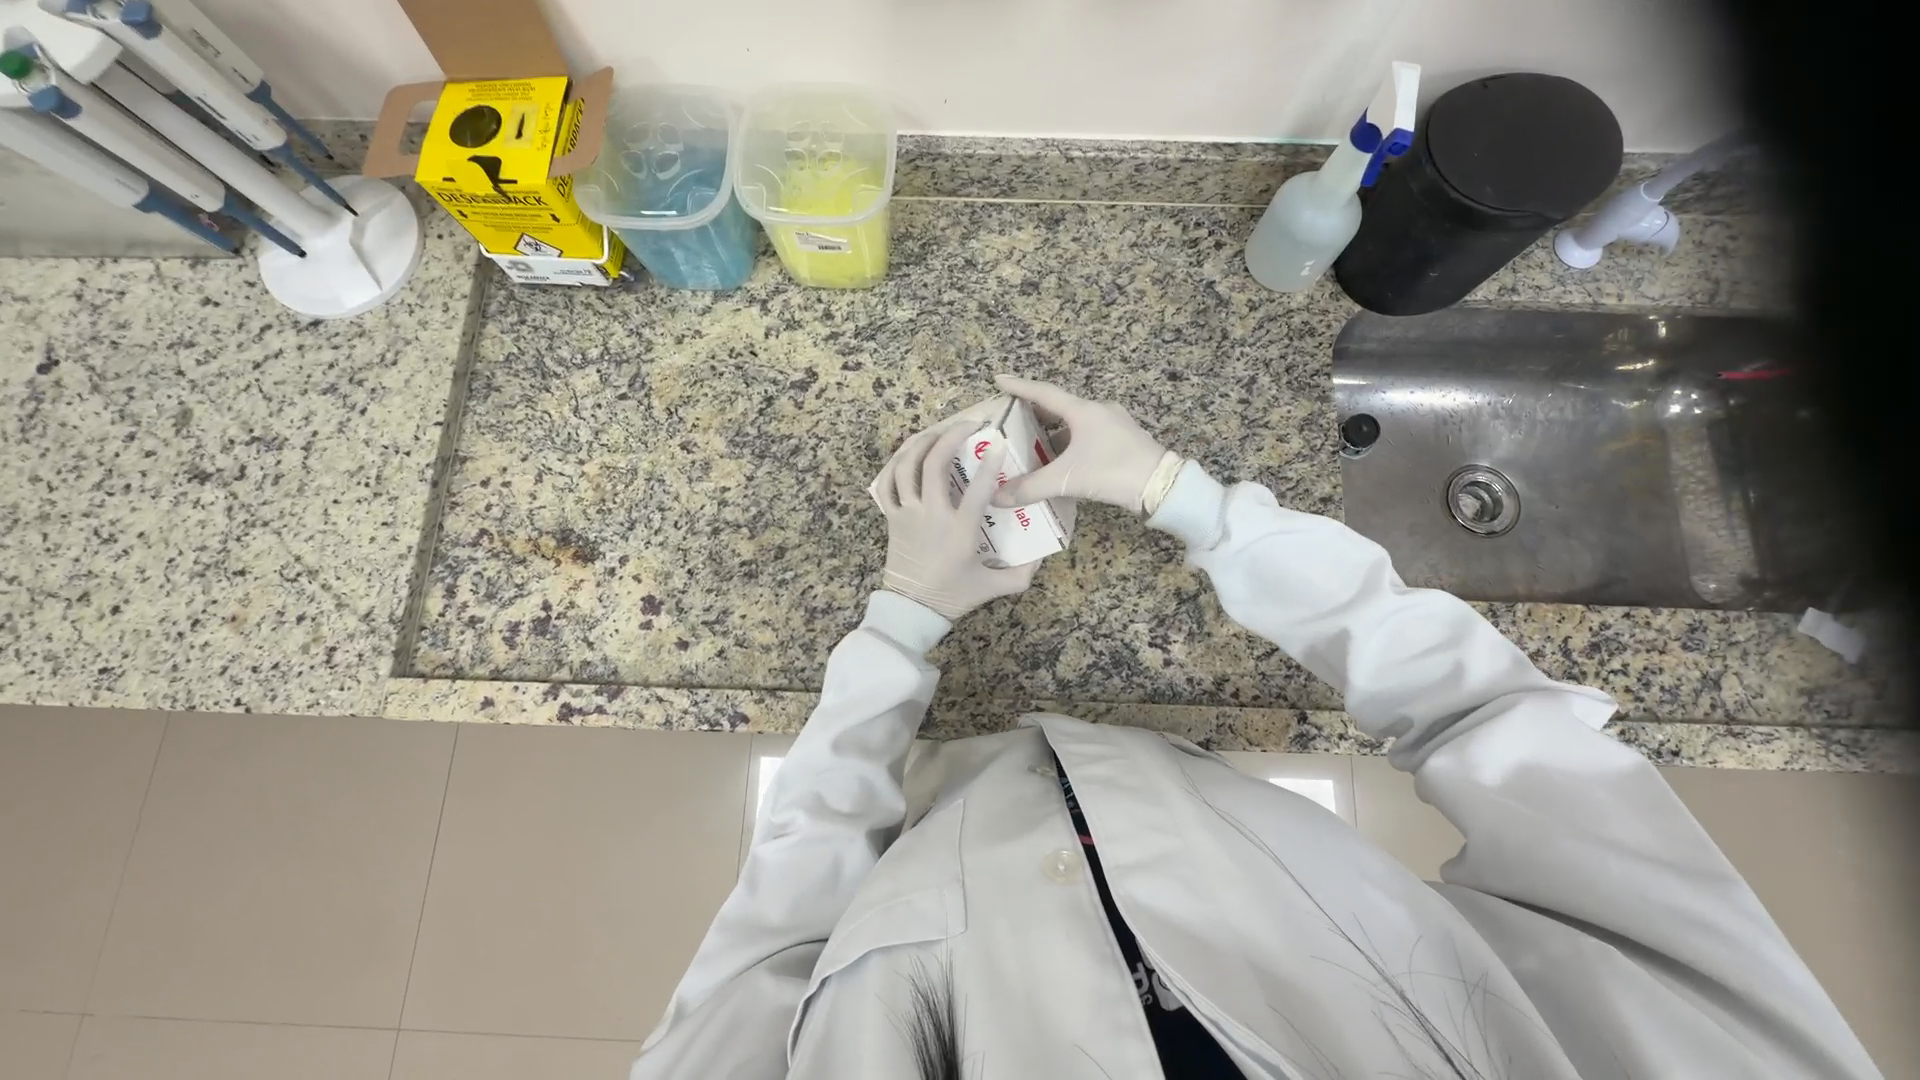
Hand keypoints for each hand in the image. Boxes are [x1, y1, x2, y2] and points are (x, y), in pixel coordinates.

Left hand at [874, 418, 1037, 618]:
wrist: (912, 608)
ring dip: (922, 442)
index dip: (989, 463)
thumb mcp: (995, 586)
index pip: (976, 490)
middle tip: (970, 425)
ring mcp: (907, 514)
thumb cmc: (954, 595)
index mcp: (959, 531)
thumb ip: (1024, 573)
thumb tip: (1045, 554)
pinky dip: (895, 462)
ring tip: (938, 430)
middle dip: (951, 437)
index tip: (999, 442)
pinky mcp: (892, 517)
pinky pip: (886, 482)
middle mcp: (930, 516)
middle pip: (934, 464)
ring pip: (906, 466)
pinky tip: (909, 452)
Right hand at [990, 375, 1177, 512]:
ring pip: (1077, 424)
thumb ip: (1030, 488)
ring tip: (1035, 444)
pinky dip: (1072, 444)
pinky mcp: (1125, 442)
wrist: (1162, 486)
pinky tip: (1064, 461)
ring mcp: (1115, 426)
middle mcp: (1100, 412)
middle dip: (1036, 413)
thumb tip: (996, 497)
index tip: (999, 379)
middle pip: (1061, 407)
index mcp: (1084, 411)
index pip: (1044, 393)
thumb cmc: (1113, 472)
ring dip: (1055, 432)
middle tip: (1014, 418)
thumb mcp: (1067, 479)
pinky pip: (1090, 437)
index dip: (1020, 387)